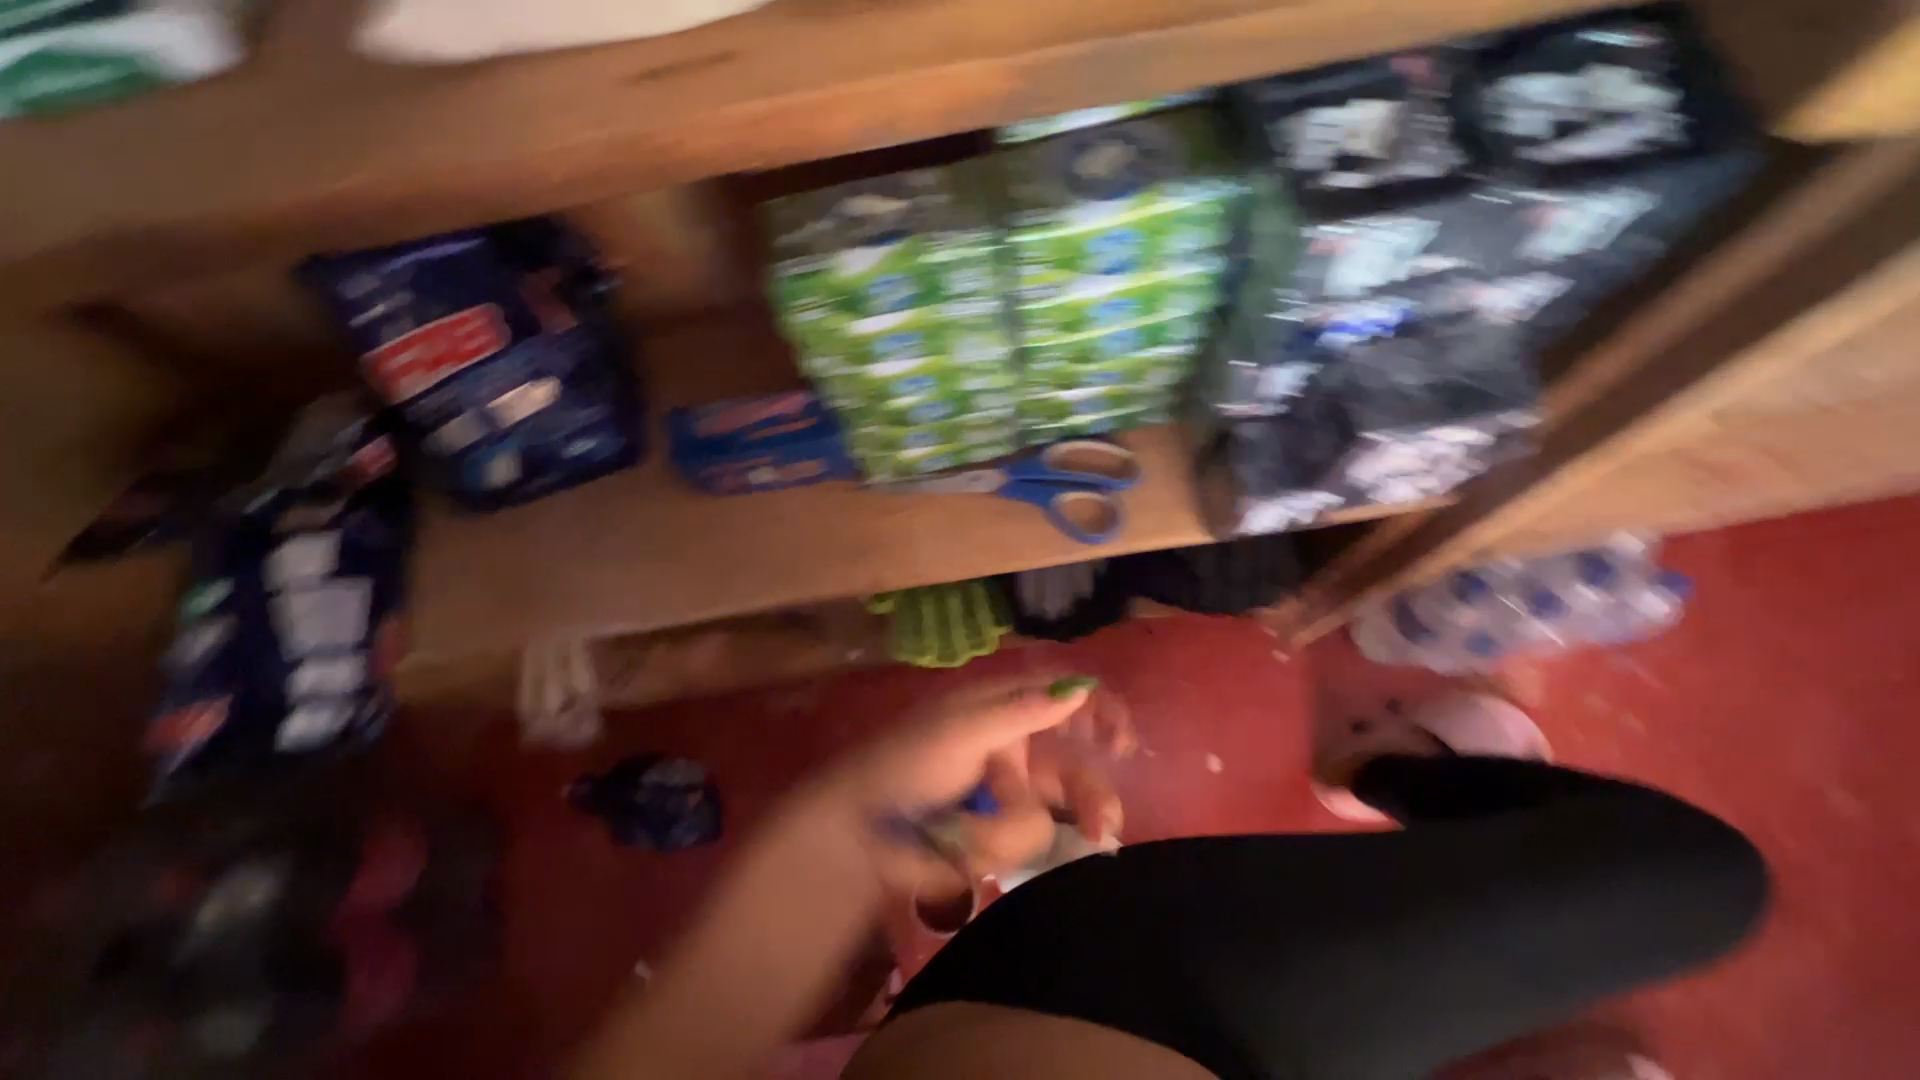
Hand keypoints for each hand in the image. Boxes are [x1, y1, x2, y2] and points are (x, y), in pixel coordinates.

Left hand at [798, 675, 1127, 896]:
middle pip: (1077, 768)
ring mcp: (1006, 797)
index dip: (1103, 716)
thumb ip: (1022, 710)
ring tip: (977, 840)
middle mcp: (1015, 749)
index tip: (1122, 744)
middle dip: (1090, 796)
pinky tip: (974, 849)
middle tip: (1102, 827)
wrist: (857, 832)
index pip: (1069, 701)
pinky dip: (1002, 845)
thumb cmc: (905, 763)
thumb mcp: (962, 729)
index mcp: (1004, 709)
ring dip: (1015, 827)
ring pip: (1054, 814)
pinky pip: (1027, 843)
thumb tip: (1082, 686)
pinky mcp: (996, 837)